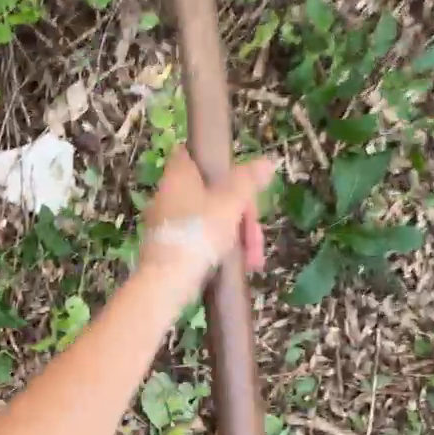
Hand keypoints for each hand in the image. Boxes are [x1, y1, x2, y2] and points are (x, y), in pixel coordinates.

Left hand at [139, 147, 274, 300]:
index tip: (241, 178)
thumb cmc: (198, 233)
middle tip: (254, 231)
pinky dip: (222, 250)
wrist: (167, 281)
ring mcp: (168, 224)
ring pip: (211, 220)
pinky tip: (243, 265)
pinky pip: (202, 241)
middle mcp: (168, 197)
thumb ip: (248, 181)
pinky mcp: (170, 248)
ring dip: (238, 236)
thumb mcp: (230, 202)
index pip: (192, 154)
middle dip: (242, 212)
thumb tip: (266, 162)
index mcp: (178, 176)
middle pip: (212, 192)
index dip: (217, 161)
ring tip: (253, 258)